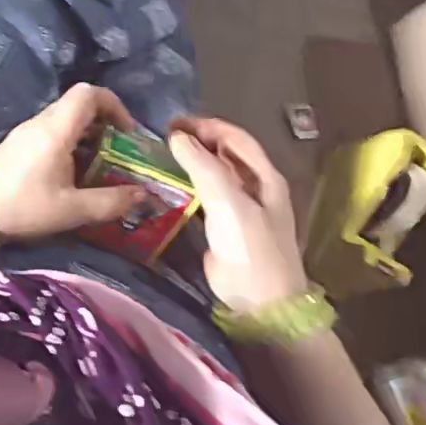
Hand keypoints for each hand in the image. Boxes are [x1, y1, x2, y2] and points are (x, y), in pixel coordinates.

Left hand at [0, 84, 142, 241]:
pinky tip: (70, 172)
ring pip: (63, 119)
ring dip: (85, 134)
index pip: (89, 94)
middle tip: (117, 151)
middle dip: (103, 122)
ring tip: (97, 164)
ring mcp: (24, 132)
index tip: (126, 132)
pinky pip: (48, 131)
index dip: (114, 105)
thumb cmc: (23, 207)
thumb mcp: (71, 210)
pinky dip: (67, 142)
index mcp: (55, 130)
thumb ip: (110, 202)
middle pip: (77, 104)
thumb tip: (141, 195)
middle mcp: (39, 123)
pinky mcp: (15, 144)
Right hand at [166, 117, 308, 310]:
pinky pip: (204, 198)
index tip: (173, 123)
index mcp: (265, 177)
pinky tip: (167, 186)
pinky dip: (187, 186)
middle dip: (197, 142)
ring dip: (190, 163)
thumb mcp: (229, 203)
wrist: (260, 300)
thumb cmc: (250, 248)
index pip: (236, 139)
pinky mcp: (223, 228)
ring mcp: (239, 209)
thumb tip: (177, 137)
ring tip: (160, 157)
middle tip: (162, 139)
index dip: (207, 126)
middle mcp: (253, 188)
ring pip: (213, 175)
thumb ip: (204, 168)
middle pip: (225, 154)